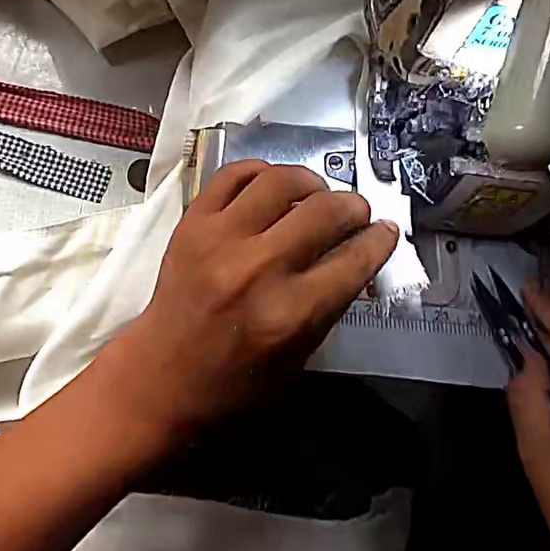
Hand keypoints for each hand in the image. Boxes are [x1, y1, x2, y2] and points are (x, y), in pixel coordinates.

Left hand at [99, 160, 398, 436]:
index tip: (386, 229)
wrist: (163, 373)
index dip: (379, 240)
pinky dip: (260, 171)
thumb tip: (357, 254)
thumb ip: (330, 302)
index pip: (353, 260)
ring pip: (279, 180)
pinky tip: (272, 183)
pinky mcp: (193, 221)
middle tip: (355, 210)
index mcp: (290, 313)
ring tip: (316, 192)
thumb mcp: (299, 355)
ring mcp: (220, 238)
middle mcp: (258, 268)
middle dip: (353, 206)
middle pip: (324, 212)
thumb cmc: (236, 379)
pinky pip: (233, 174)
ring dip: (310, 181)